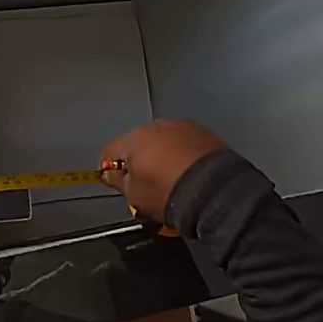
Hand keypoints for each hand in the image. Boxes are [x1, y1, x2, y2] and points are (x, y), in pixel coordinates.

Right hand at [99, 120, 225, 222]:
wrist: (212, 191)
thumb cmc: (171, 193)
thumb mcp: (135, 195)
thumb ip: (118, 181)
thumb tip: (111, 175)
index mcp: (134, 140)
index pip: (110, 150)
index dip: (109, 167)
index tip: (116, 180)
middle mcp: (156, 127)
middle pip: (137, 142)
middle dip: (139, 160)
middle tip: (146, 183)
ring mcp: (181, 127)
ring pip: (162, 140)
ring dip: (162, 154)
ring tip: (171, 178)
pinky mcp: (202, 132)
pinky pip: (184, 141)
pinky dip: (182, 152)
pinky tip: (188, 170)